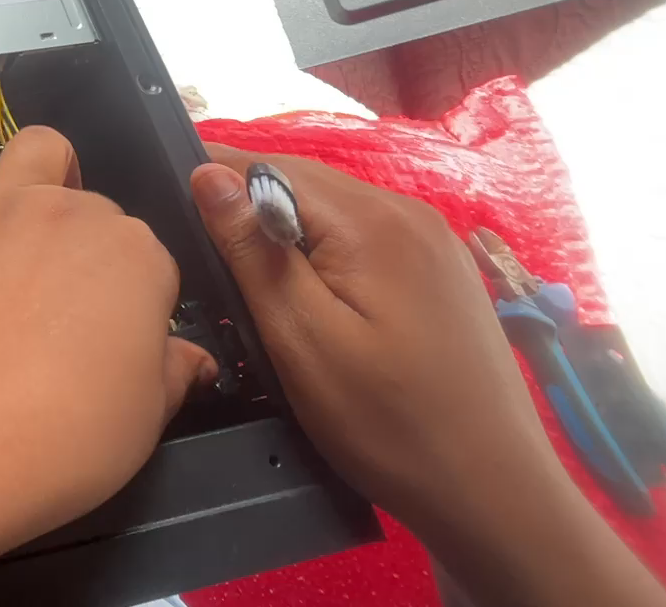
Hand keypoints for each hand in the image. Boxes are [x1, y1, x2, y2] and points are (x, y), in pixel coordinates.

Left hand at [0, 126, 216, 534]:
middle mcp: (72, 213)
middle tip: (70, 308)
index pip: (153, 260)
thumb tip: (189, 358)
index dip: (139, 301)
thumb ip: (172, 371)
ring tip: (32, 230)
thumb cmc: (67, 433)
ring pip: (35, 151)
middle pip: (95, 208)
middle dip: (91, 247)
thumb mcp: (148, 416)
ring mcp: (3, 209)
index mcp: (138, 253)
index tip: (119, 341)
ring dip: (42, 175)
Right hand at [191, 144, 665, 606]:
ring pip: (325, 203)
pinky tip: (296, 280)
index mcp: (372, 221)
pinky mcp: (435, 268)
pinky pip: (355, 229)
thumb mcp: (297, 334)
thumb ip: (250, 246)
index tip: (169, 207)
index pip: (267, 166)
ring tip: (237, 264)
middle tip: (196, 244)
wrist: (496, 499)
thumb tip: (205, 173)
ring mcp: (430, 240)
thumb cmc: (384, 420)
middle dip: (242, 199)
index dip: (212, 178)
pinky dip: (313, 240)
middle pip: (298, 179)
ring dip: (275, 221)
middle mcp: (407, 212)